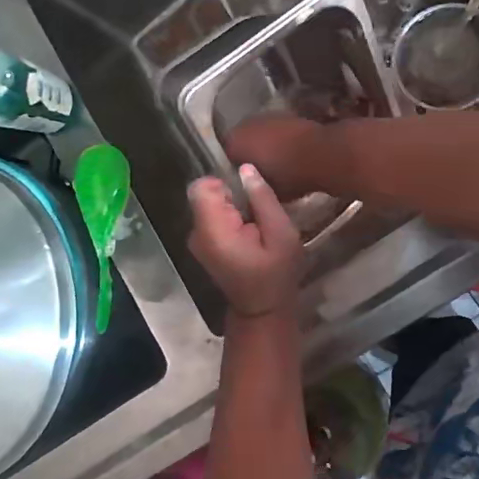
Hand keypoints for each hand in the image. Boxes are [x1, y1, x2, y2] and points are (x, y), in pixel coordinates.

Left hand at [186, 164, 303, 317]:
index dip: (223, 183)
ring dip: (230, 207)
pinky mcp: (202, 245)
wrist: (262, 309)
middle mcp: (197, 233)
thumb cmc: (276, 274)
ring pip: (207, 205)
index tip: (246, 196)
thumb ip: (263, 200)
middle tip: (256, 212)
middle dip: (229, 196)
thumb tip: (245, 168)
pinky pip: (211, 218)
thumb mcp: (281, 234)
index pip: (200, 187)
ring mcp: (197, 241)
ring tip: (254, 223)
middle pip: (203, 194)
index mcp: (213, 230)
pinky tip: (247, 232)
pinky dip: (227, 219)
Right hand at [224, 114, 324, 201]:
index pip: (224, 158)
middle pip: (240, 143)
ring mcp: (268, 117)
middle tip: (256, 175)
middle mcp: (245, 125)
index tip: (240, 182)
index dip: (233, 171)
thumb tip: (247, 188)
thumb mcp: (265, 190)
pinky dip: (278, 142)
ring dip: (263, 147)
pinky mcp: (287, 116)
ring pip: (258, 135)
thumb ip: (251, 187)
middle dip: (247, 155)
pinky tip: (286, 156)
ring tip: (272, 166)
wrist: (323, 155)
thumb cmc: (289, 176)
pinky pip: (275, 132)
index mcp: (234, 142)